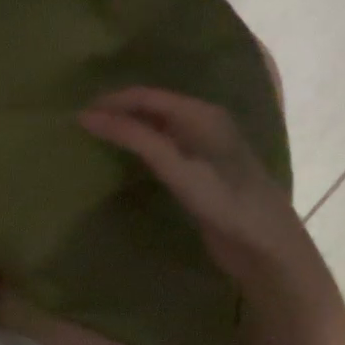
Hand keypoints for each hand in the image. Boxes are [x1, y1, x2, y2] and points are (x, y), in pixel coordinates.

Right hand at [79, 86, 326, 295]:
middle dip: (117, 111)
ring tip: (95, 137)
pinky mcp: (201, 170)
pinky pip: (163, 147)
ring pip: (156, 127)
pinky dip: (140, 147)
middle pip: (152, 107)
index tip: (77, 114)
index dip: (111, 101)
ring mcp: (204, 147)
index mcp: (202, 113)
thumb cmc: (226, 203)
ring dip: (127, 129)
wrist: (268, 249)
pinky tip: (123, 158)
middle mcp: (204, 123)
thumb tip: (87, 115)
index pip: (146, 95)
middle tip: (82, 124)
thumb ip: (134, 138)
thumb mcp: (176, 168)